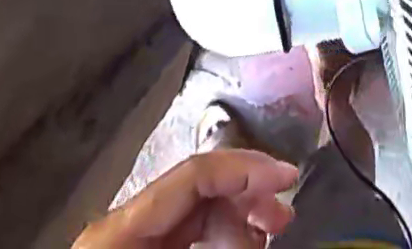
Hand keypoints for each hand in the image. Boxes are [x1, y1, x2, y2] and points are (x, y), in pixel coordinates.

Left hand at [73, 150, 297, 248]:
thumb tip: (255, 242)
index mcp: (124, 229)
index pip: (194, 176)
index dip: (244, 169)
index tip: (287, 177)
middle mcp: (127, 228)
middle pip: (198, 192)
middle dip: (246, 198)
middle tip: (285, 216)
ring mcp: (133, 246)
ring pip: (196, 215)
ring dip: (237, 223)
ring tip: (270, 235)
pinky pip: (187, 240)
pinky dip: (219, 242)